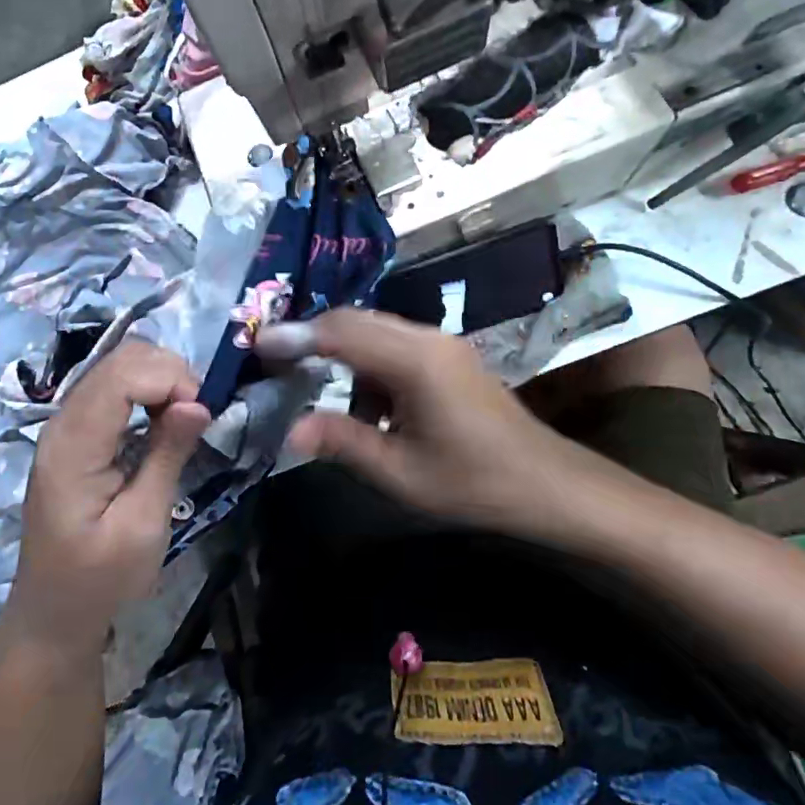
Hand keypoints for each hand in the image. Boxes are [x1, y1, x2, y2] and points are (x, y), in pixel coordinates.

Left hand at [2, 340, 211, 651]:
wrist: (53, 614)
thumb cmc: (100, 579)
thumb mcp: (144, 524)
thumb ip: (169, 456)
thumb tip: (199, 403)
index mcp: (73, 448)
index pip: (120, 376)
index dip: (169, 378)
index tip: (202, 411)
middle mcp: (63, 424)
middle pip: (119, 359)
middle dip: (169, 372)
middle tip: (198, 413)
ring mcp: (66, 426)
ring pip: (118, 366)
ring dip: (161, 378)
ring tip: (186, 416)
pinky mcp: (77, 434)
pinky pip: (114, 387)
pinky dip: (148, 389)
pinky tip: (165, 418)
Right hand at [256, 310, 636, 536]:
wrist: (545, 483)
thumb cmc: (473, 483)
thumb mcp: (400, 471)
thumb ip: (344, 442)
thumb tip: (291, 430)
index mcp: (414, 361)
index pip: (342, 333)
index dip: (297, 336)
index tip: (259, 344)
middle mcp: (428, 339)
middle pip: (358, 321)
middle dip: (315, 339)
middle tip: (276, 363)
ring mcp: (443, 344)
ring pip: (377, 332)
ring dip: (346, 358)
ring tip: (323, 399)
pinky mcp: (451, 357)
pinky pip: (399, 347)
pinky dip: (373, 369)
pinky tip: (372, 411)